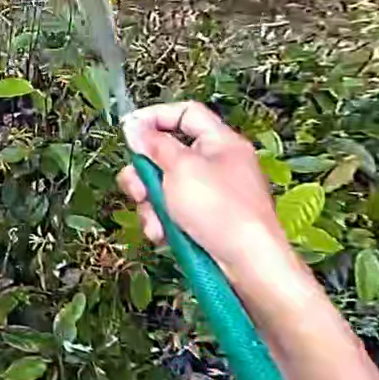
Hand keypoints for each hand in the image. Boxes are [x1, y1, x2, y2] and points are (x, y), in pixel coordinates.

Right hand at [117, 102, 326, 322]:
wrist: (250, 266)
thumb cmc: (219, 210)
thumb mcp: (180, 168)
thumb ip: (154, 144)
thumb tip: (135, 127)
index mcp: (221, 142)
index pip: (185, 113)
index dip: (155, 117)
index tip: (128, 130)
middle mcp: (218, 164)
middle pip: (168, 153)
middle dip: (145, 172)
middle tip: (136, 187)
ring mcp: (213, 194)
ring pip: (165, 186)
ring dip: (151, 203)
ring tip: (153, 220)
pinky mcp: (206, 221)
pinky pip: (173, 211)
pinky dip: (163, 222)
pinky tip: (162, 235)